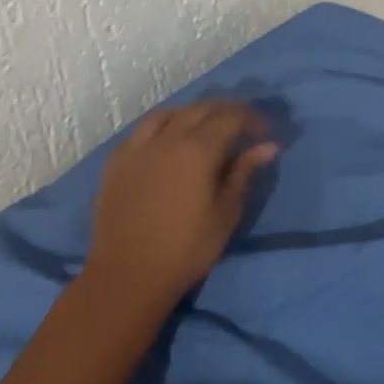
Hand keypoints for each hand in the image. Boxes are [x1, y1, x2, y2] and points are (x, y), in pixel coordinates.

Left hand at [85, 101, 277, 305]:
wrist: (128, 275)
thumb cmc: (187, 248)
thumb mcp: (226, 212)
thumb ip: (244, 172)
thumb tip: (268, 146)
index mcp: (198, 150)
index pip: (231, 117)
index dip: (253, 119)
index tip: (266, 133)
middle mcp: (167, 139)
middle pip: (200, 109)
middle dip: (226, 111)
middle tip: (243, 127)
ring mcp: (137, 148)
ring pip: (168, 113)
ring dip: (192, 114)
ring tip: (205, 128)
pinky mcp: (116, 162)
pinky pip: (142, 130)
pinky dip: (163, 127)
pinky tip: (168, 142)